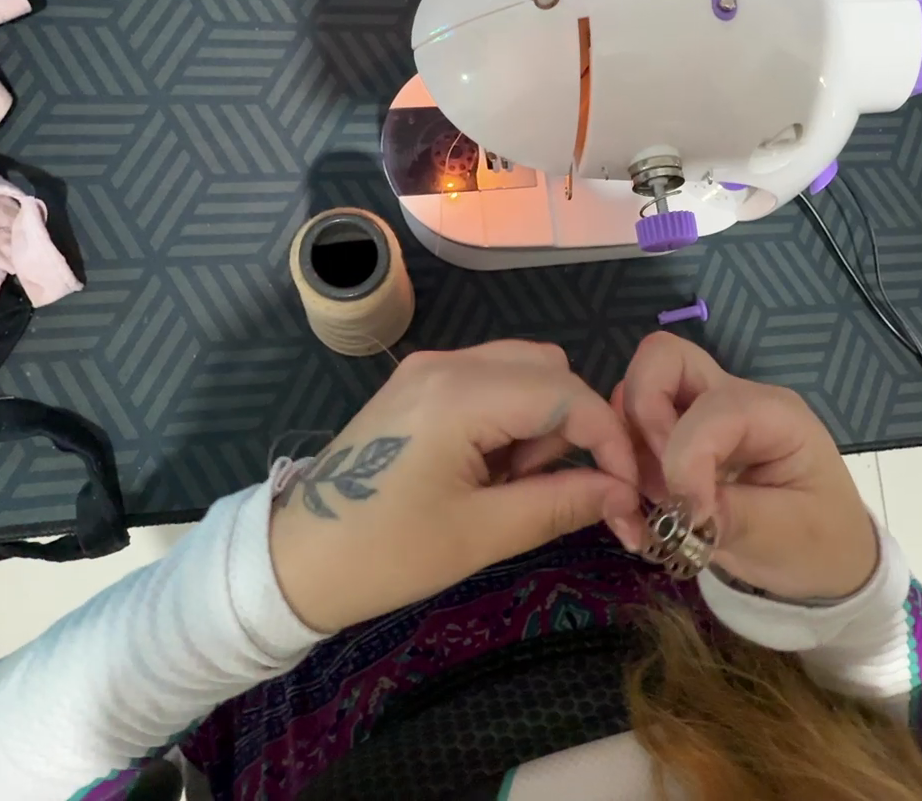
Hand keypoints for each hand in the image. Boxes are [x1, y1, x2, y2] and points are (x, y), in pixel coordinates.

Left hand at [268, 341, 646, 632]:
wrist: (295, 560)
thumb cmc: (385, 554)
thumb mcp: (482, 534)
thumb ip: (563, 502)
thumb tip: (625, 493)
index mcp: (460, 395)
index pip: (567, 394)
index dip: (608, 439)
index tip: (627, 492)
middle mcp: (447, 362)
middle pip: (549, 369)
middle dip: (574, 425)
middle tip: (555, 487)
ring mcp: (429, 367)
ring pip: (523, 368)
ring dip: (542, 419)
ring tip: (514, 482)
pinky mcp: (419, 382)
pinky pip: (490, 379)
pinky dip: (511, 414)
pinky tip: (490, 464)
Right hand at [614, 332, 878, 600]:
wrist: (820, 562)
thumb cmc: (818, 543)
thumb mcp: (789, 537)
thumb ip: (732, 518)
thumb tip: (679, 512)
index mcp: (772, 413)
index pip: (711, 409)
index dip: (686, 458)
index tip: (691, 516)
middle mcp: (729, 397)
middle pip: (662, 358)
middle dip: (641, 413)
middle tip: (650, 476)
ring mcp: (697, 413)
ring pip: (637, 390)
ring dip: (628, 443)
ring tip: (645, 501)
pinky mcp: (675, 437)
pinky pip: (631, 430)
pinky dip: (623, 464)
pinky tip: (638, 512)